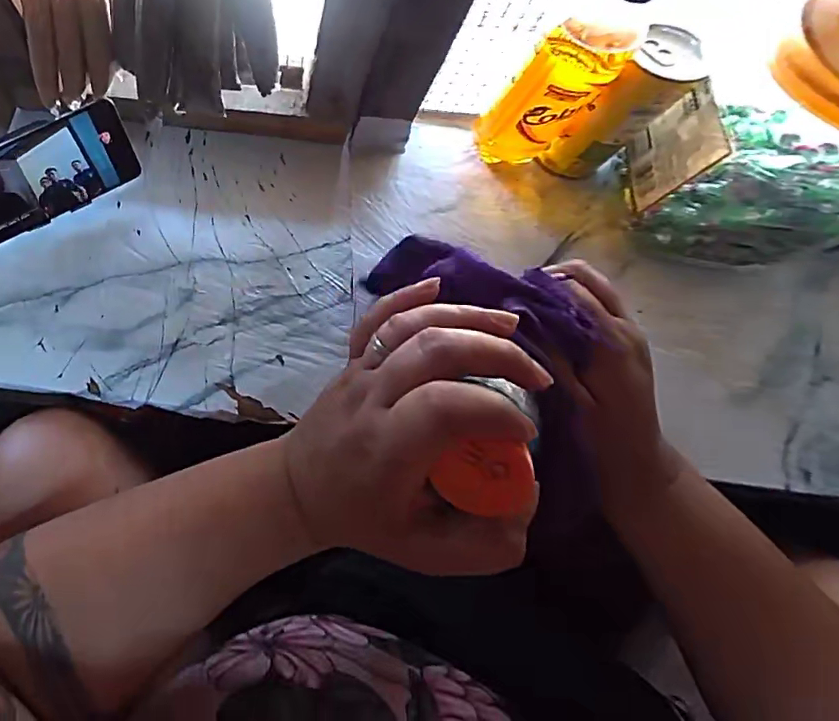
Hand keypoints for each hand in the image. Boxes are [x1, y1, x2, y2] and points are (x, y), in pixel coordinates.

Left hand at [276, 277, 552, 575]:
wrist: (301, 488)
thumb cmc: (368, 520)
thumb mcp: (427, 553)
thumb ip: (485, 540)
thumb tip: (529, 491)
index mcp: (387, 448)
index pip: (442, 408)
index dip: (493, 410)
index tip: (527, 432)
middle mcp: (371, 399)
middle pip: (431, 351)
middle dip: (494, 354)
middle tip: (537, 378)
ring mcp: (359, 371)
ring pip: (408, 326)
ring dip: (463, 317)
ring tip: (510, 327)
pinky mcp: (354, 358)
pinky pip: (376, 318)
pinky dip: (406, 296)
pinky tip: (439, 285)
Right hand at [543, 261, 688, 518]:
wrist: (639, 462)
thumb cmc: (601, 437)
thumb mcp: (570, 399)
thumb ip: (551, 354)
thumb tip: (523, 316)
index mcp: (612, 341)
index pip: (572, 290)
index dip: (538, 287)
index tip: (509, 297)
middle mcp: (626, 326)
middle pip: (586, 275)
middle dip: (551, 277)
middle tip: (521, 297)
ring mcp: (630, 330)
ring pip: (594, 284)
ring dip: (562, 286)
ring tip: (533, 306)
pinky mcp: (627, 337)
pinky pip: (597, 301)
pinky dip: (572, 298)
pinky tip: (550, 320)